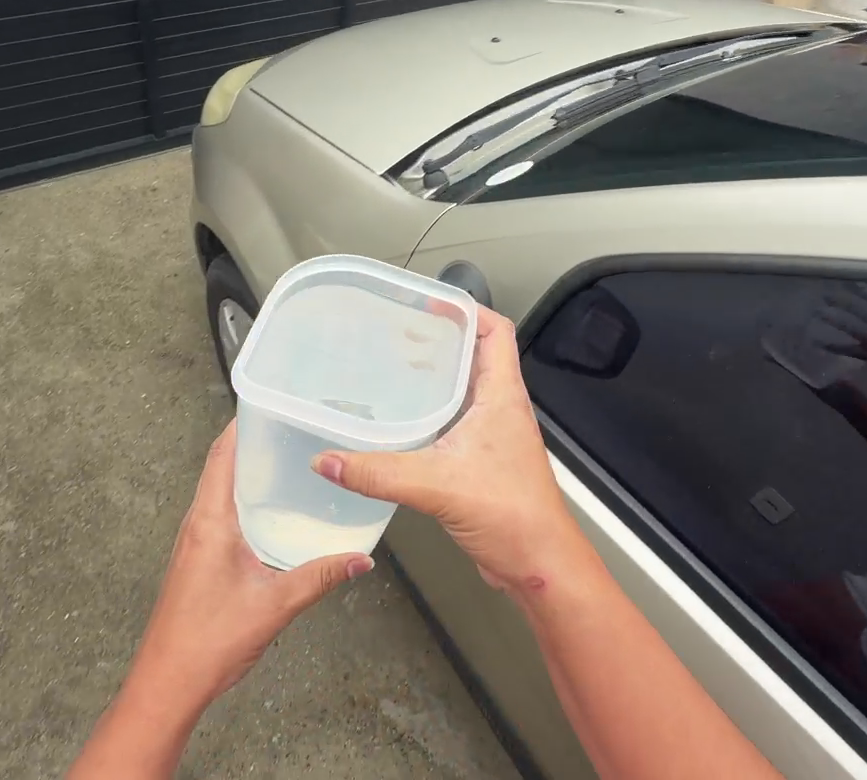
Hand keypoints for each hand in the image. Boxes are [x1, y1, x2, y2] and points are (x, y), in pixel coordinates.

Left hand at [132, 421, 371, 704]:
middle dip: (252, 442)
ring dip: (246, 469)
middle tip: (292, 427)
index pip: (222, 454)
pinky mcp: (195, 558)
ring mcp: (193, 540)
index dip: (242, 424)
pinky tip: (270, 510)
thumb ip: (319, 576)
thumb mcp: (274, 605)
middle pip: (220, 465)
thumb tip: (361, 559)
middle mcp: (196, 522)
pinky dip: (242, 497)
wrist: (166, 686)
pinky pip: (219, 511)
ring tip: (286, 459)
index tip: (271, 402)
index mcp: (210, 520)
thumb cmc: (210, 642)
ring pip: (219, 488)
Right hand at [311, 307, 583, 594]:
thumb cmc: (513, 515)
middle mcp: (501, 408)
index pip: (496, 332)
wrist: (539, 564)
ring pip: (465, 389)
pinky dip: (432, 413)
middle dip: (441, 339)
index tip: (430, 302)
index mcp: (502, 396)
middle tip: (399, 333)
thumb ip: (378, 472)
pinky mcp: (483, 459)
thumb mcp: (437, 485)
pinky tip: (402, 423)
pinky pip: (456, 421)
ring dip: (436, 376)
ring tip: (395, 369)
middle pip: (476, 355)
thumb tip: (327, 459)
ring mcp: (494, 434)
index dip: (467, 310)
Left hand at [814, 284, 866, 388]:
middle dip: (842, 301)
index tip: (850, 283)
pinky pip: (848, 349)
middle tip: (825, 295)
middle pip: (860, 310)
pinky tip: (819, 343)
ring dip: (833, 319)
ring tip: (818, 313)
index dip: (863, 291)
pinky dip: (833, 346)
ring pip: (850, 327)